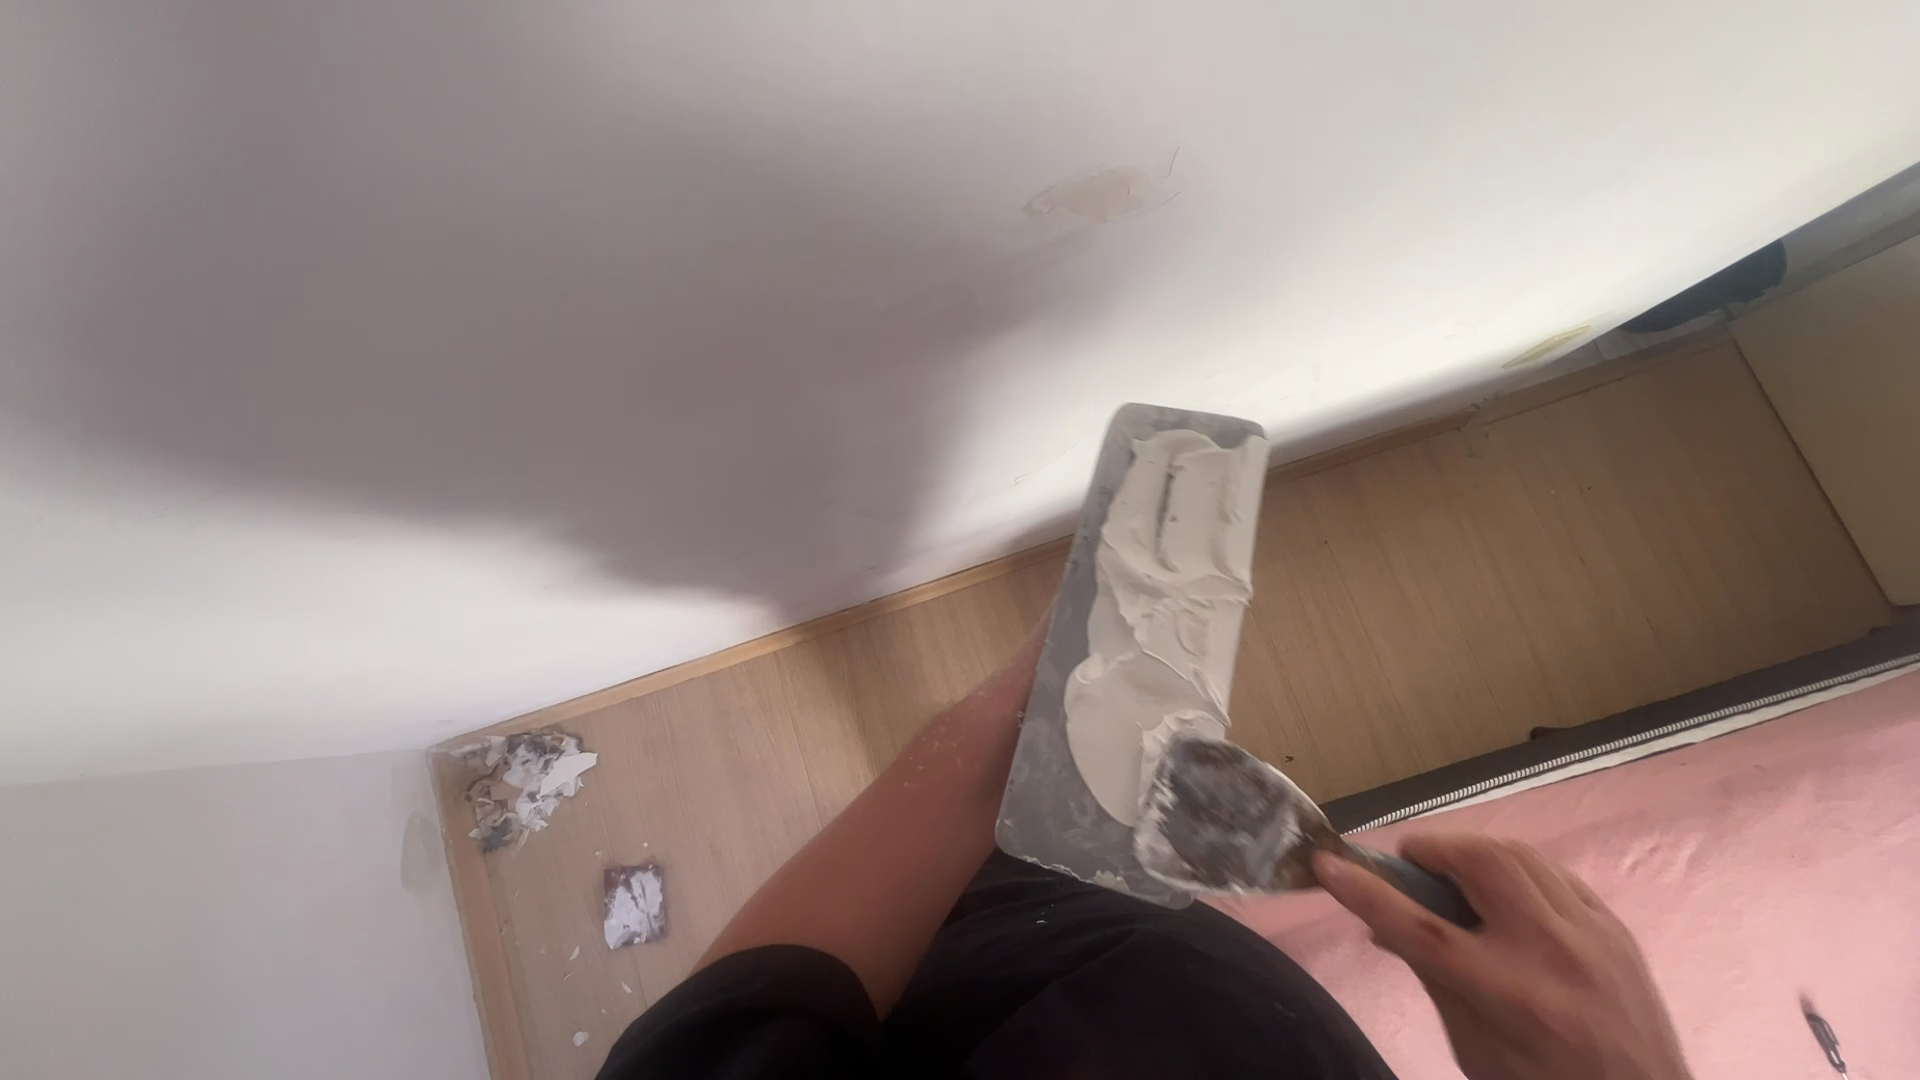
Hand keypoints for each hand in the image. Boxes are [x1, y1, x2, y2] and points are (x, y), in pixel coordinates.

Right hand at [1313, 834, 1690, 1079]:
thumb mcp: (1470, 1044)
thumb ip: (1428, 971)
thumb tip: (1380, 919)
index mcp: (1511, 997)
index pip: (1420, 928)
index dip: (1364, 891)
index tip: (1324, 863)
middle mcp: (1555, 956)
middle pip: (1481, 863)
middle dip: (1431, 850)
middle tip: (1411, 869)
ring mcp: (1594, 937)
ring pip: (1517, 853)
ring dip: (1470, 852)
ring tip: (1453, 876)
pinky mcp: (1617, 929)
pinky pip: (1551, 871)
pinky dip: (1513, 868)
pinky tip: (1502, 893)